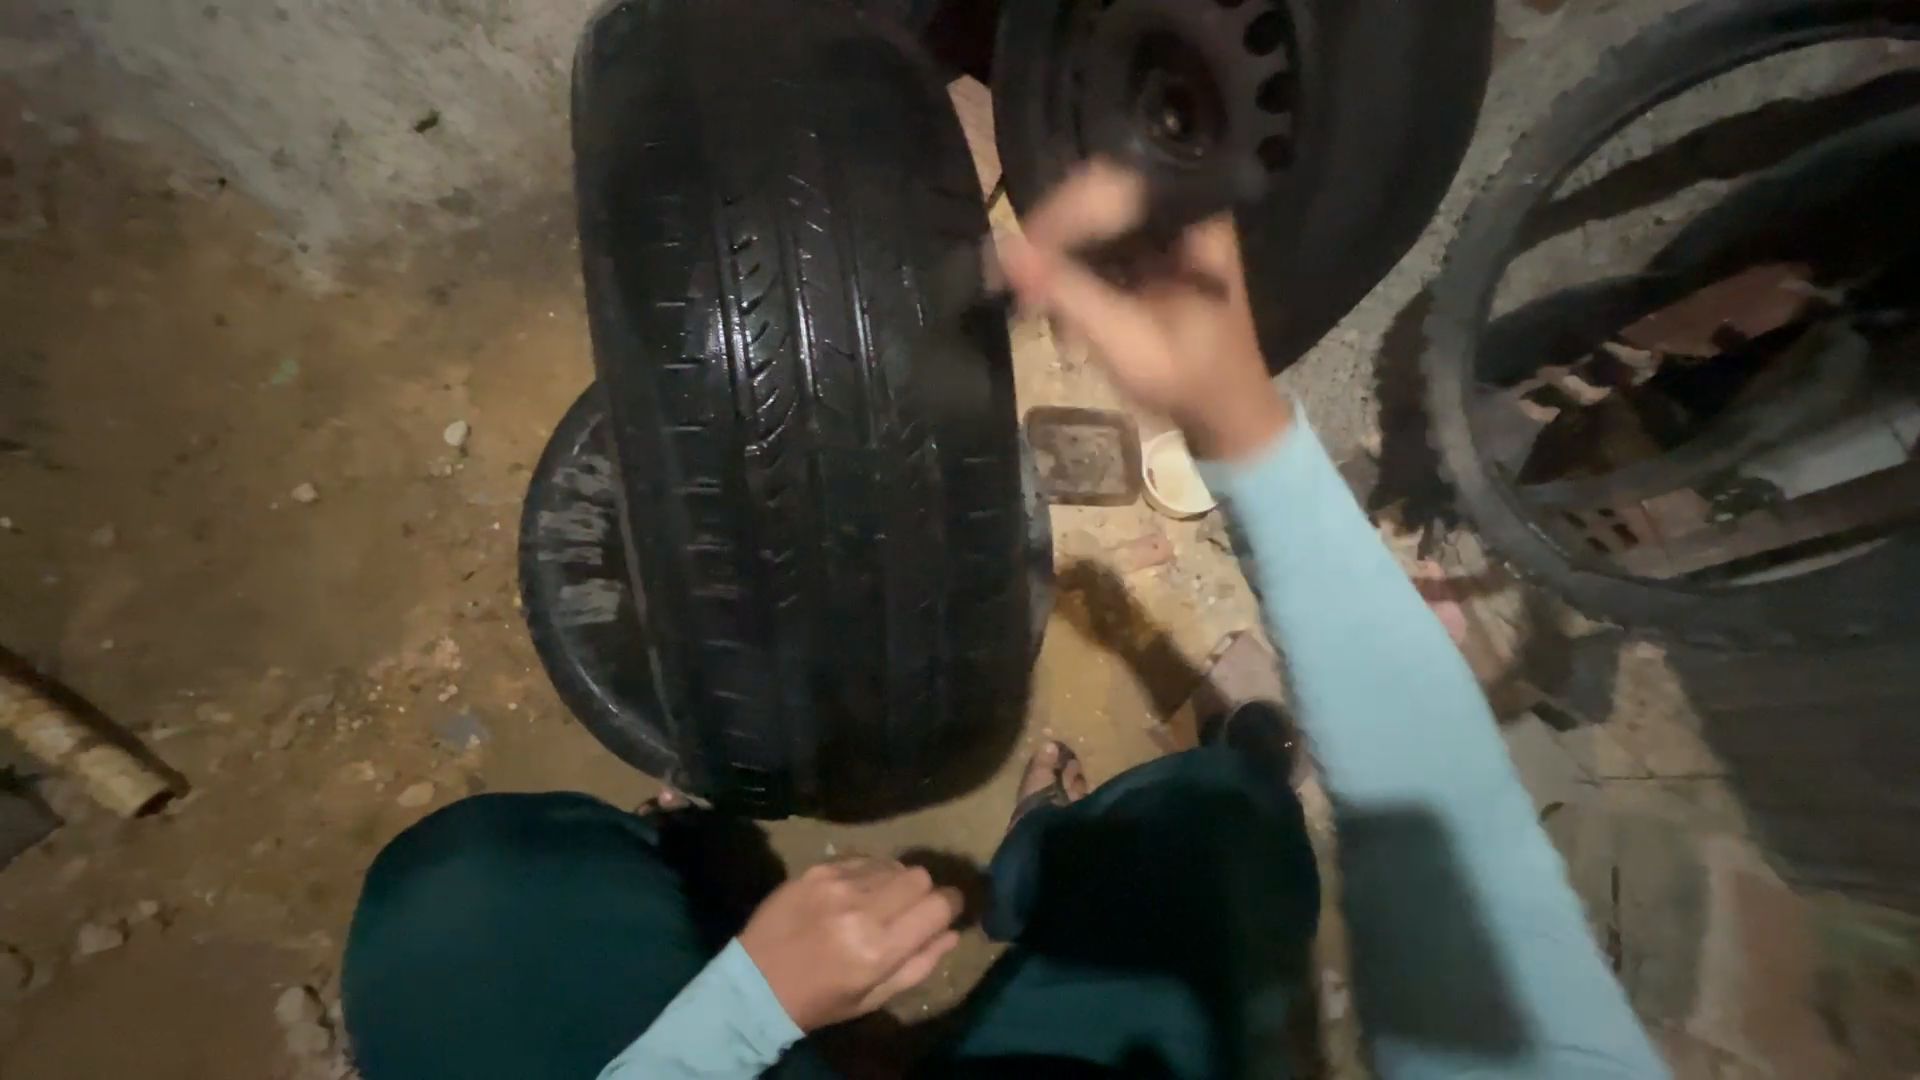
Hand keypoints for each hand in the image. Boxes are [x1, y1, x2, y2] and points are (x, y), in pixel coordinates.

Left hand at [737, 857, 961, 1031]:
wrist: (755, 982)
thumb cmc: (819, 1000)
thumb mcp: (872, 998)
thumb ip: (918, 965)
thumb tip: (953, 933)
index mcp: (878, 949)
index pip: (938, 906)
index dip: (951, 905)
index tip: (949, 909)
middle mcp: (862, 909)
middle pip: (920, 877)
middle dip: (924, 892)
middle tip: (911, 909)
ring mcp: (838, 884)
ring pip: (892, 864)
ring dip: (895, 881)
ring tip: (879, 901)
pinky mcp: (819, 869)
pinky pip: (863, 858)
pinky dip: (869, 872)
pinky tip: (854, 892)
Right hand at [997, 160, 1291, 460]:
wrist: (1223, 410)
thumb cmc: (1188, 378)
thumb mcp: (1126, 340)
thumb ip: (1066, 292)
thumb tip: (1004, 251)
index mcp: (1190, 216)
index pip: (1111, 187)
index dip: (1059, 217)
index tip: (1019, 256)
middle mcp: (1175, 213)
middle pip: (1095, 201)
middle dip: (1051, 244)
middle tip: (1014, 281)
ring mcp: (1159, 235)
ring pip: (1089, 227)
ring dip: (1055, 264)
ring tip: (1031, 303)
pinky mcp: (1145, 258)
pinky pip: (1094, 251)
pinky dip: (1069, 278)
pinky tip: (1052, 309)